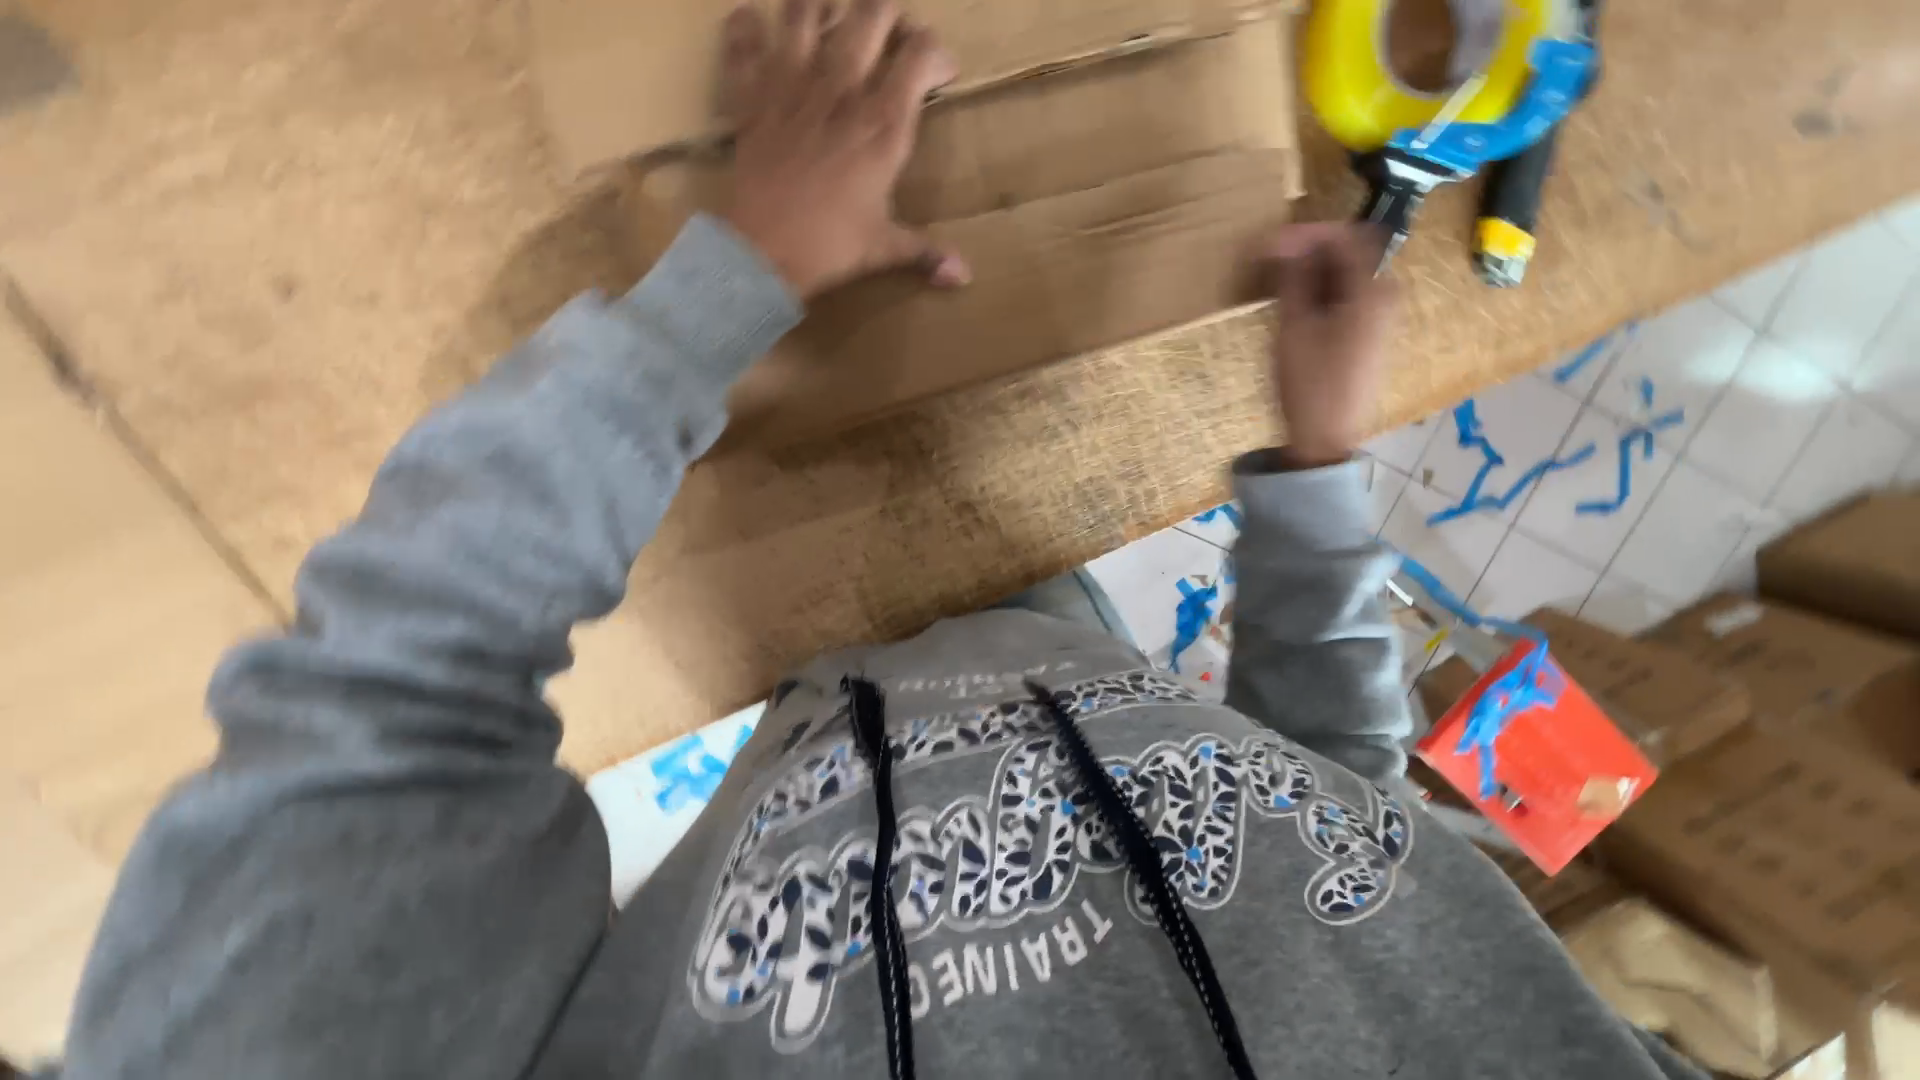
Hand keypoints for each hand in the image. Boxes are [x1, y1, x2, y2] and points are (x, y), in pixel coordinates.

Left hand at [719, 0, 970, 299]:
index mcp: (884, 124)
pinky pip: (744, 40)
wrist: (764, 250)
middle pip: (872, 12)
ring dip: (821, 6)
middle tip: (889, 36)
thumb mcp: (884, 247)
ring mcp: (793, 84)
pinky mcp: (753, 95)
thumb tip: (965, 276)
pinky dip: (746, 26)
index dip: (937, 55)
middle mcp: (842, 89)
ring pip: (806, 8)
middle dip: (887, 14)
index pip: (922, 54)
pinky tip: (754, 24)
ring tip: (829, 19)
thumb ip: (926, 252)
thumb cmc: (831, 247)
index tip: (939, 74)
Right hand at [1256, 224, 1398, 467]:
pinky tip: (1295, 307)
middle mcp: (1386, 295)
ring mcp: (1381, 316)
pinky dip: (1321, 292)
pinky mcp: (1369, 334)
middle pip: (1349, 253)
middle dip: (1309, 251)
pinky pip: (1347, 296)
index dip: (1308, 232)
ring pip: (1345, 276)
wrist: (1326, 438)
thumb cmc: (1309, 383)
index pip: (1346, 235)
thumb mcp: (1293, 326)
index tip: (1271, 241)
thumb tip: (1285, 239)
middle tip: (1269, 261)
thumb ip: (1292, 276)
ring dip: (1313, 273)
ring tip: (1277, 284)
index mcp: (1373, 289)